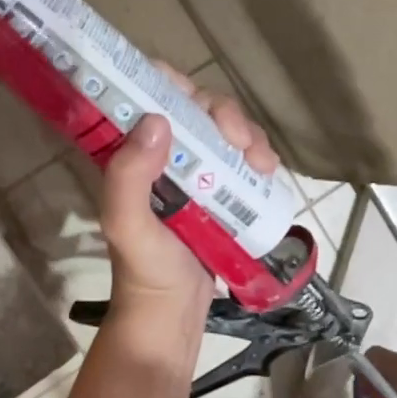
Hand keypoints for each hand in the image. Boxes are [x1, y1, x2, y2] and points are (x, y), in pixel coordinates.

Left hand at [98, 63, 278, 318]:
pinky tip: (268, 173)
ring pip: (223, 128)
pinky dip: (258, 155)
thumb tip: (158, 120)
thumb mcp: (127, 224)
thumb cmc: (145, 270)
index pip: (145, 94)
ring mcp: (193, 171)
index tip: (197, 102)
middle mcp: (161, 153)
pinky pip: (240, 156)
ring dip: (248, 135)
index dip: (172, 83)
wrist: (173, 314)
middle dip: (224, 113)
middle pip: (195, 106)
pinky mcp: (219, 190)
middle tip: (242, 143)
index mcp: (131, 153)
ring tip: (263, 165)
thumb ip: (129, 175)